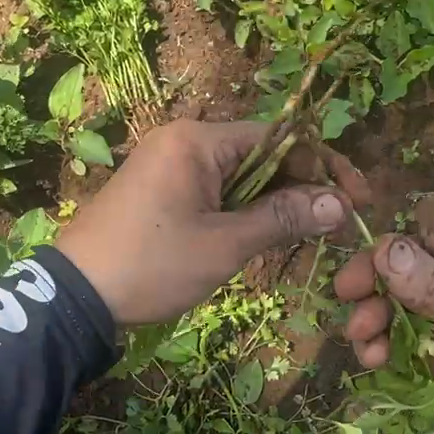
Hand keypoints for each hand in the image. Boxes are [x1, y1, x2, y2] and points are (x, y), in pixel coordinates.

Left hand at [57, 119, 369, 324]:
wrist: (76, 296)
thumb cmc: (152, 265)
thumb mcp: (224, 244)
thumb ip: (283, 218)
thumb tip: (340, 204)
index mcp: (196, 141)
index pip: (278, 137)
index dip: (323, 166)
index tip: (357, 199)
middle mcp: (182, 142)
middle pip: (260, 154)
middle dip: (301, 186)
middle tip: (338, 225)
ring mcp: (167, 166)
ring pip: (238, 176)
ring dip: (273, 201)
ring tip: (310, 234)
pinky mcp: (159, 192)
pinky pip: (214, 191)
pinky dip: (242, 210)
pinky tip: (265, 235)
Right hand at [334, 192, 433, 415]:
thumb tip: (385, 249)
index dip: (428, 234)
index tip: (424, 262)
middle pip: (410, 251)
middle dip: (378, 271)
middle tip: (349, 289)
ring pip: (393, 290)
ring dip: (371, 309)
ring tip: (360, 333)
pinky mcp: (432, 340)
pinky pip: (393, 329)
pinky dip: (376, 340)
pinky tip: (373, 356)